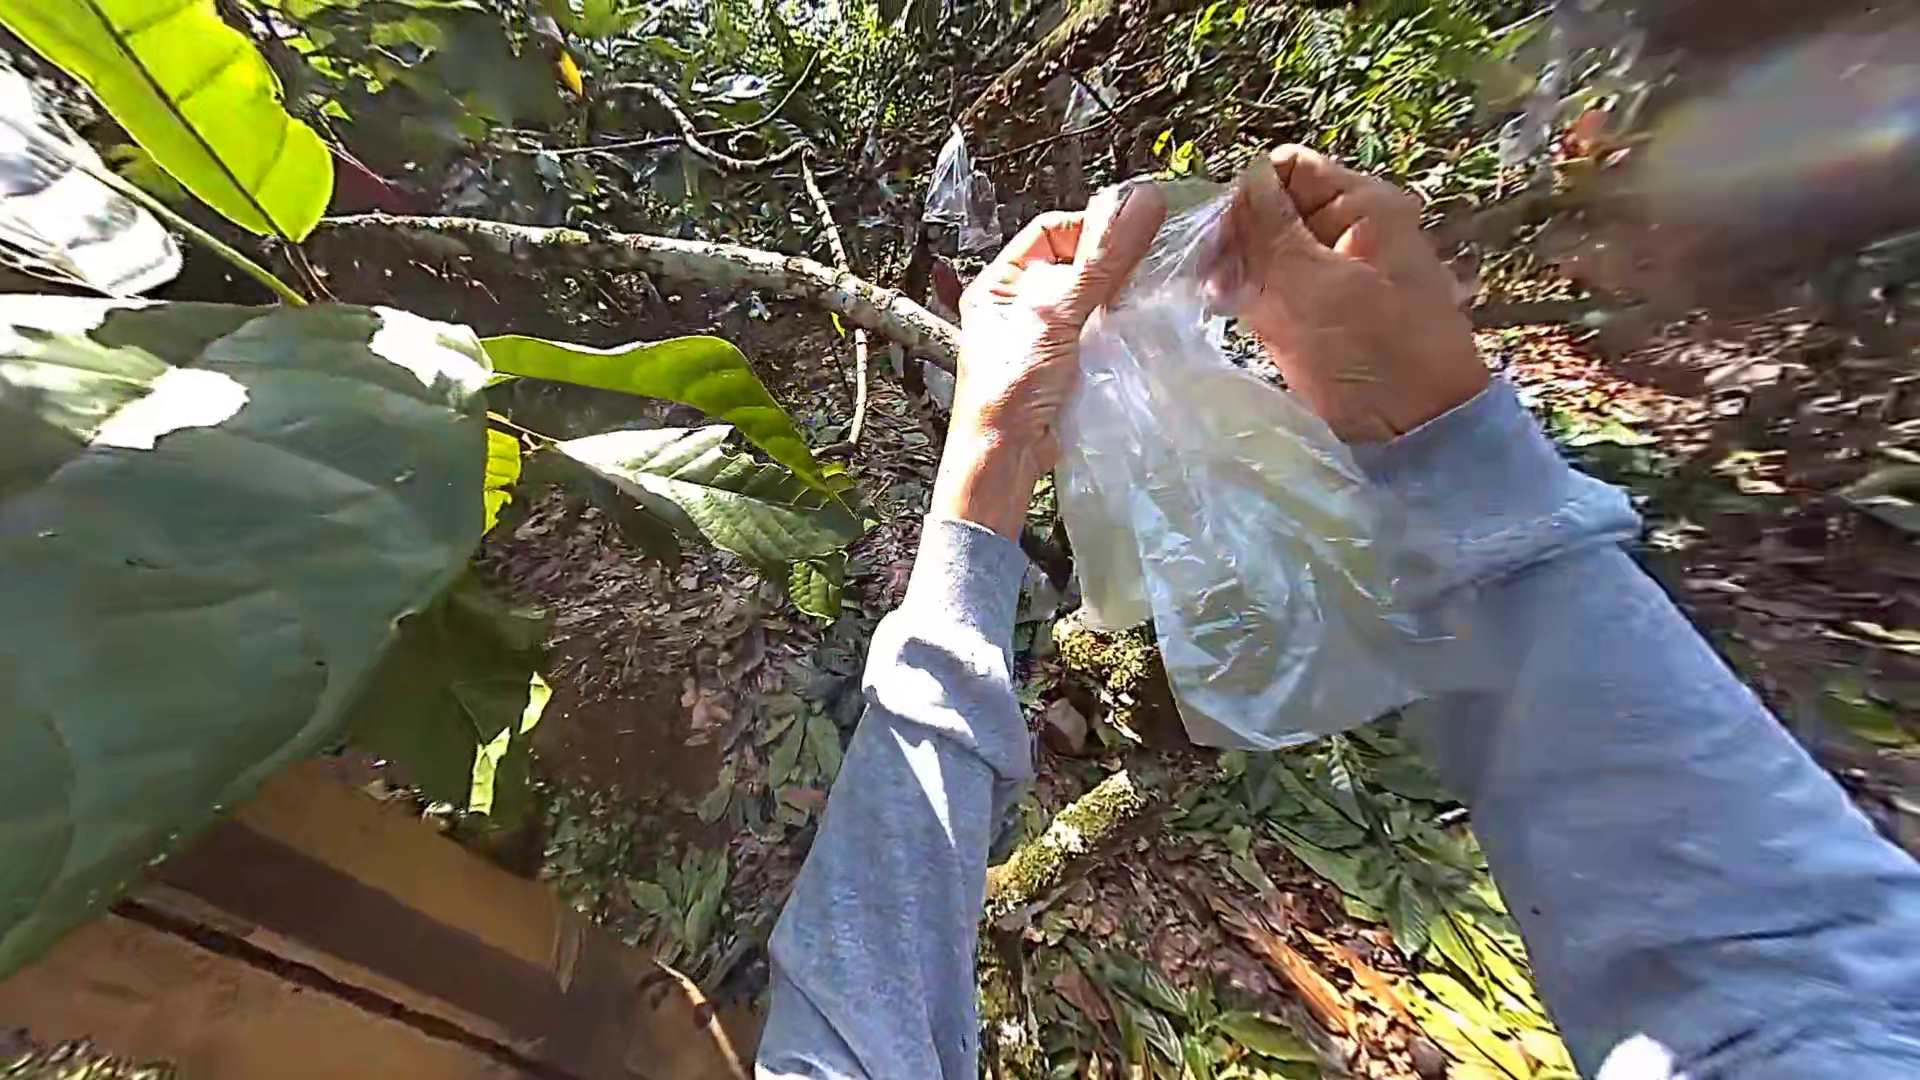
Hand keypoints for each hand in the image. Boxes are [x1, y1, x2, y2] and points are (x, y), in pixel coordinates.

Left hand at [931, 182, 1165, 537]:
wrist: (1007, 453)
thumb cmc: (1013, 383)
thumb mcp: (1056, 315)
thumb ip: (1101, 262)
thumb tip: (1143, 202)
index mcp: (1000, 283)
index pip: (1050, 232)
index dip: (1089, 228)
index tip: (1130, 235)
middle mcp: (1018, 306)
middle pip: (1073, 265)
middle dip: (1107, 266)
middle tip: (1142, 268)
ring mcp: (1041, 336)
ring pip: (1087, 300)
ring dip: (1113, 298)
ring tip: (1139, 298)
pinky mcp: (1061, 364)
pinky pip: (1093, 332)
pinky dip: (1113, 327)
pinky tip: (1132, 326)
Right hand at [1212, 145, 1487, 441]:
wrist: (1405, 422)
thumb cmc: (1369, 350)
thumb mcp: (1314, 287)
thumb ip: (1273, 232)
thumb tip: (1243, 177)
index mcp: (1358, 207)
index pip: (1287, 172)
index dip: (1246, 197)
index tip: (1214, 239)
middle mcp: (1339, 231)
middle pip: (1269, 212)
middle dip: (1234, 240)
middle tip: (1208, 279)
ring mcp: (1322, 273)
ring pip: (1261, 253)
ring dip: (1234, 272)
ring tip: (1217, 300)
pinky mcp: (1308, 310)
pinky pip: (1267, 288)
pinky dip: (1245, 298)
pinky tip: (1229, 314)